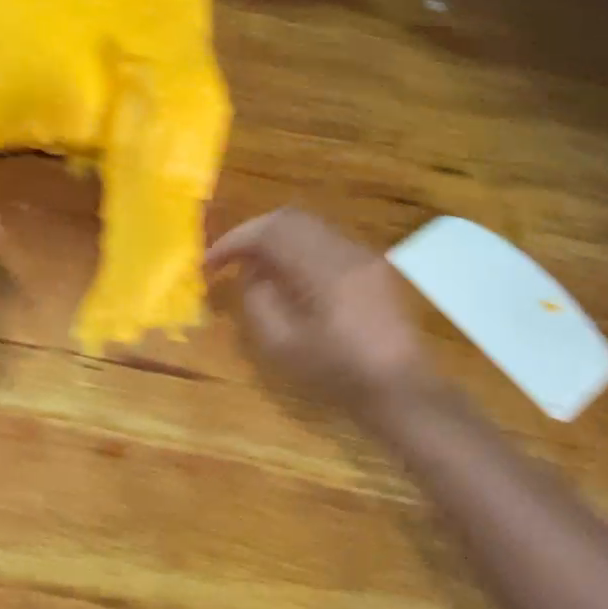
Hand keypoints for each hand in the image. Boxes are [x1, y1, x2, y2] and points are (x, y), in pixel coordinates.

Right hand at [205, 208, 428, 409]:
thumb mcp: (281, 344)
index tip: (208, 262)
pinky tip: (283, 276)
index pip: (271, 232)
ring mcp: (363, 256)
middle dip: (250, 234)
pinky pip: (323, 242)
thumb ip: (258, 299)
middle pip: (290, 219)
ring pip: (308, 226)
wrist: (399, 389)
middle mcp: (347, 252)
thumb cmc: (335, 372)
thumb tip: (250, 273)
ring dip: (272, 240)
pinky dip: (294, 249)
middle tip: (225, 259)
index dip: (233, 241)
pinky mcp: (370, 267)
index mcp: (325, 270)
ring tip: (250, 267)